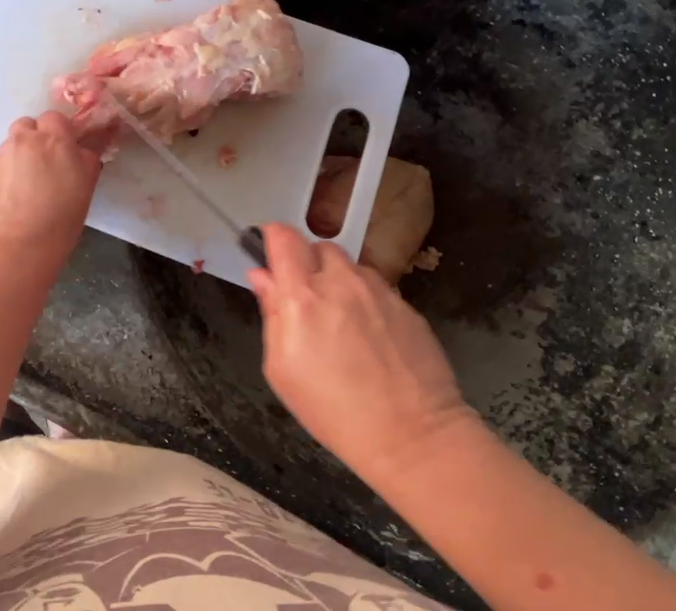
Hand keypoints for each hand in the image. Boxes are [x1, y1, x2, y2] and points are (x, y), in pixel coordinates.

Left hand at [0, 112, 101, 270]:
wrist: (12, 247)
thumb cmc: (58, 221)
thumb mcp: (85, 190)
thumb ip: (85, 161)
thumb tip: (84, 149)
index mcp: (54, 141)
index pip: (55, 118)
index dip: (60, 132)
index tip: (65, 151)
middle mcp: (24, 141)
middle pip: (28, 125)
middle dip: (36, 138)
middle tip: (45, 165)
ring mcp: (0, 156)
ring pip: (11, 145)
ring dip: (20, 155)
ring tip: (27, 184)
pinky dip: (6, 174)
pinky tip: (11, 198)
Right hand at [248, 225, 475, 481]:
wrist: (412, 437)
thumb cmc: (334, 410)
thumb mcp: (281, 369)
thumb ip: (270, 314)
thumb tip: (263, 277)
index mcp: (303, 297)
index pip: (283, 238)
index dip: (272, 238)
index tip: (268, 253)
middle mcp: (342, 283)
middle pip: (317, 246)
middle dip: (305, 262)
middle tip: (304, 298)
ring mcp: (379, 293)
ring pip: (349, 266)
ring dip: (337, 280)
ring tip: (339, 319)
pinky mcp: (407, 308)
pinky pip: (377, 289)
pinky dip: (364, 300)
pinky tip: (369, 336)